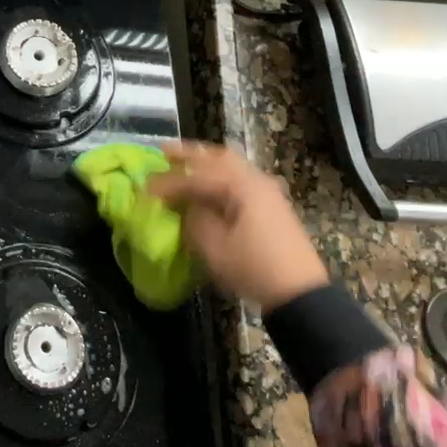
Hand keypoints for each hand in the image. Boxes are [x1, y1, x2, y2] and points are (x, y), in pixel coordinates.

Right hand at [146, 141, 329, 310]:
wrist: (301, 294)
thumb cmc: (253, 268)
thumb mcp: (213, 248)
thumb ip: (193, 219)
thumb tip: (185, 207)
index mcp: (240, 186)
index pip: (196, 177)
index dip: (168, 182)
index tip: (145, 189)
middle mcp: (255, 180)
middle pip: (218, 157)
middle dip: (189, 154)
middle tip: (163, 152)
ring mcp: (267, 190)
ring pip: (231, 164)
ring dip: (206, 162)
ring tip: (184, 163)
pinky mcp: (272, 204)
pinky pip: (240, 177)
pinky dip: (220, 174)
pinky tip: (209, 183)